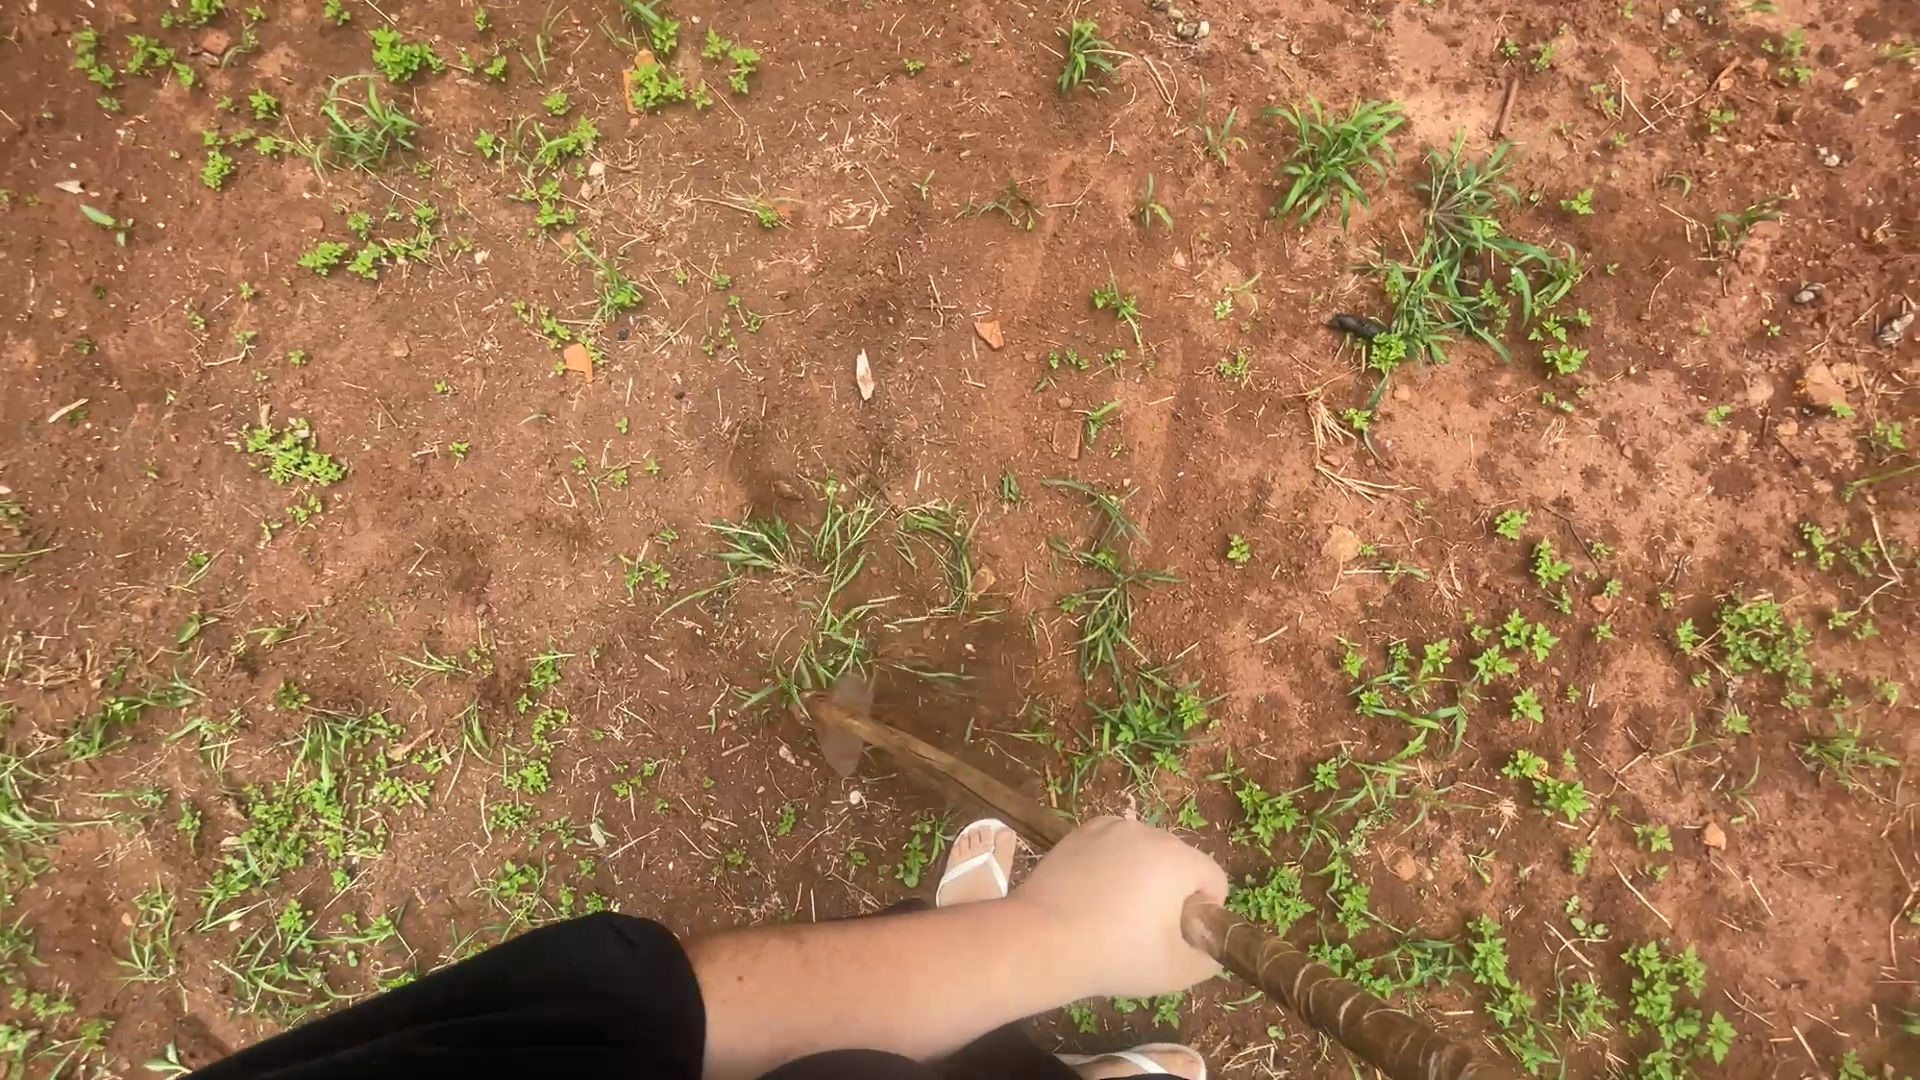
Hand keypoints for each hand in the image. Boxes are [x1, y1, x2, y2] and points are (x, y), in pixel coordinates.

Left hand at [1010, 816, 1226, 996]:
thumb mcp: (1178, 970)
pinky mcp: (1079, 831)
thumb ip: (1208, 956)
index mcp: (1175, 857)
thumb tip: (1205, 943)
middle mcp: (1145, 830)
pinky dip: (1112, 864)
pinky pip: (1112, 846)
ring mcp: (1108, 827)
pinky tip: (1093, 894)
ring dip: (1142, 875)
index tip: (1179, 934)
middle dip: (1173, 890)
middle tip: (1147, 927)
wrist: (1044, 938)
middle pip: (1178, 860)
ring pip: (1144, 851)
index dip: (1205, 910)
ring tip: (1116, 911)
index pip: (1213, 877)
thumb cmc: (1117, 953)